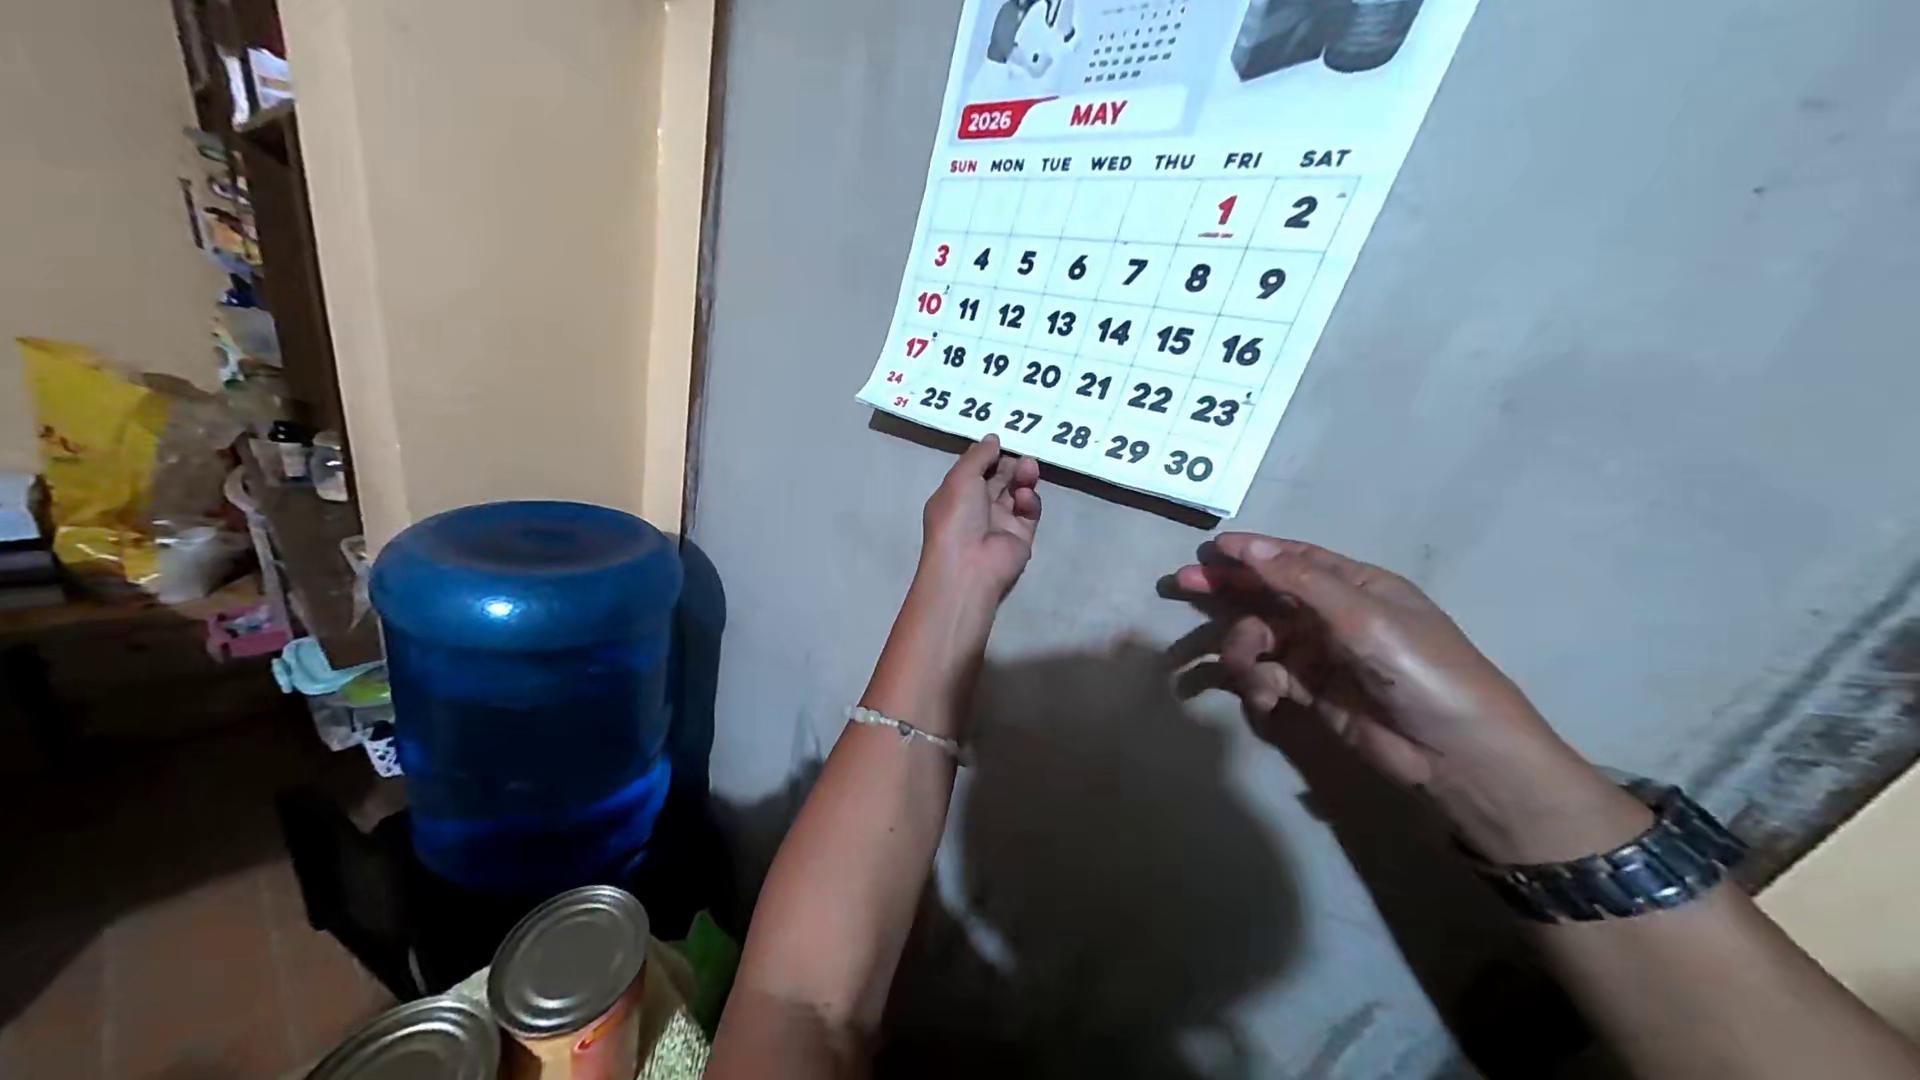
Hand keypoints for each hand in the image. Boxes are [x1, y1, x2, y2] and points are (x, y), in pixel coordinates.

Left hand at [919, 434, 1041, 598]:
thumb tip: (993, 438)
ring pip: (1016, 492)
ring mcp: (999, 522)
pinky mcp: (1021, 535)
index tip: (1002, 442)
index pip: (975, 470)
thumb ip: (979, 455)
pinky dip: (1029, 501)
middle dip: (1009, 465)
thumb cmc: (956, 516)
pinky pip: (1029, 512)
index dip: (989, 456)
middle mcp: (977, 508)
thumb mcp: (960, 477)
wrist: (968, 565)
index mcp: (956, 495)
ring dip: (1023, 477)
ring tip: (1028, 468)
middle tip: (1020, 455)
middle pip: (998, 479)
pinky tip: (1025, 496)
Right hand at [1174, 533, 1648, 862]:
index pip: (1292, 559)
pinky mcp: (1309, 693)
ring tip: (1239, 666)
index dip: (1250, 551)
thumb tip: (1245, 545)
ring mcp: (1319, 655)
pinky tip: (1263, 698)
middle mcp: (1332, 615)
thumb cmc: (1420, 670)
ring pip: (1258, 638)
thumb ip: (1299, 580)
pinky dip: (1256, 685)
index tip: (1209, 549)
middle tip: (1182, 585)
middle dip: (1225, 589)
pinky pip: (1266, 677)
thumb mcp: (1361, 616)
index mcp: (1354, 586)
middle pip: (1266, 593)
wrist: (1456, 756)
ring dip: (1240, 648)